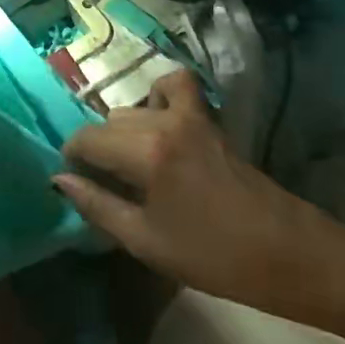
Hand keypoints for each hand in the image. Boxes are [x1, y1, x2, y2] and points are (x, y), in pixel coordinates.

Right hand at [54, 70, 336, 306]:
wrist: (285, 252)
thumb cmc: (212, 257)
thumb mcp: (144, 241)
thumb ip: (97, 205)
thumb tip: (59, 181)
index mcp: (145, 153)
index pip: (86, 139)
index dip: (73, 159)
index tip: (78, 182)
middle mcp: (163, 121)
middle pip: (109, 122)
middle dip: (99, 149)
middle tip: (108, 184)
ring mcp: (190, 114)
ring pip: (136, 106)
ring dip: (125, 129)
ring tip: (134, 162)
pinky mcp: (209, 117)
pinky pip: (176, 86)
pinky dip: (160, 95)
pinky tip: (160, 125)